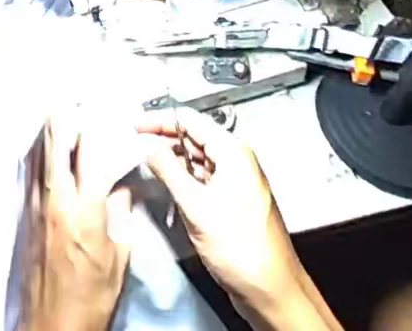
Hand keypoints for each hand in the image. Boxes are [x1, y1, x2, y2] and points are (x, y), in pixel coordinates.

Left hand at [25, 113, 132, 330]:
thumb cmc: (89, 300)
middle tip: (72, 98)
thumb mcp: (118, 257)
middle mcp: (57, 200)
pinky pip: (28, 172)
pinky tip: (39, 145)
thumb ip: (121, 213)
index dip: (95, 126)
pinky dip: (35, 153)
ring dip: (47, 129)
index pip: (89, 152)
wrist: (51, 328)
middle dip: (64, 115)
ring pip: (37, 154)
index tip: (103, 111)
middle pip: (56, 143)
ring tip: (56, 110)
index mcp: (86, 208)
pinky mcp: (24, 217)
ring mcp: (36, 206)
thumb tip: (124, 186)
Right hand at [138, 111, 340, 330]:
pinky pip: (206, 178)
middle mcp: (238, 161)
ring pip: (200, 159)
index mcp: (233, 153)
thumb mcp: (195, 206)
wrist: (271, 291)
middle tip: (140, 143)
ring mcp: (237, 181)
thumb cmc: (243, 250)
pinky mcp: (234, 200)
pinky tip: (172, 184)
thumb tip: (150, 148)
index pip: (191, 121)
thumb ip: (169, 171)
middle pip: (195, 138)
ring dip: (175, 160)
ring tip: (150, 162)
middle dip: (166, 139)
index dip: (161, 121)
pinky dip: (187, 178)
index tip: (140, 126)